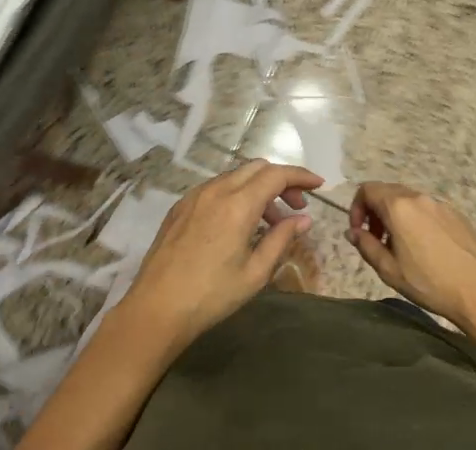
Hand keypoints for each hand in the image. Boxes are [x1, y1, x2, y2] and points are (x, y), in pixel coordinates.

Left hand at [118, 160, 322, 350]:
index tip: (319, 185)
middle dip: (281, 181)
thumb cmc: (211, 295)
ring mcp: (195, 196)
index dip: (300, 176)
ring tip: (270, 222)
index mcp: (237, 204)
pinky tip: (239, 224)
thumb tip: (303, 219)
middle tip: (296, 207)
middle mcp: (216, 190)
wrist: (157, 307)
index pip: (276, 175)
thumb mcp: (255, 273)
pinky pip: (216, 188)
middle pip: (256, 168)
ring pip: (235, 177)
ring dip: (258, 189)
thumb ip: (281, 239)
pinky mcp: (181, 206)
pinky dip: (236, 195)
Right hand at [348, 181, 475, 329]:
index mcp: (398, 207)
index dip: (356, 208)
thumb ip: (366, 246)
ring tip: (399, 245)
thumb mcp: (389, 270)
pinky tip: (424, 247)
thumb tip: (352, 232)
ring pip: (408, 200)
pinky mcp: (456, 214)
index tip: (358, 232)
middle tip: (376, 239)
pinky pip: (427, 209)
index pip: (367, 190)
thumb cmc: (428, 283)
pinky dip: (416, 219)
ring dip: (395, 215)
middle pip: (387, 192)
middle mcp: (418, 198)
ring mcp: (439, 204)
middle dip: (374, 211)